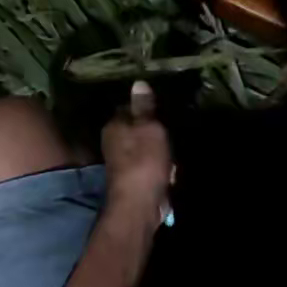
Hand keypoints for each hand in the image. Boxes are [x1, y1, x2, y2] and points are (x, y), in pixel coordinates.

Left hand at [101, 80, 172, 217]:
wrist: (140, 204)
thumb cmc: (144, 161)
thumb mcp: (149, 128)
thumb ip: (145, 107)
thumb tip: (138, 82)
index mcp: (114, 126)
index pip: (129, 107)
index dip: (147, 108)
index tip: (164, 109)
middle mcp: (114, 142)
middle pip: (140, 129)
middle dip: (157, 133)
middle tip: (172, 135)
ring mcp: (123, 162)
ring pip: (148, 148)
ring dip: (163, 153)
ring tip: (173, 157)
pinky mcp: (134, 178)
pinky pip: (152, 166)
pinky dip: (162, 169)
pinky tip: (170, 173)